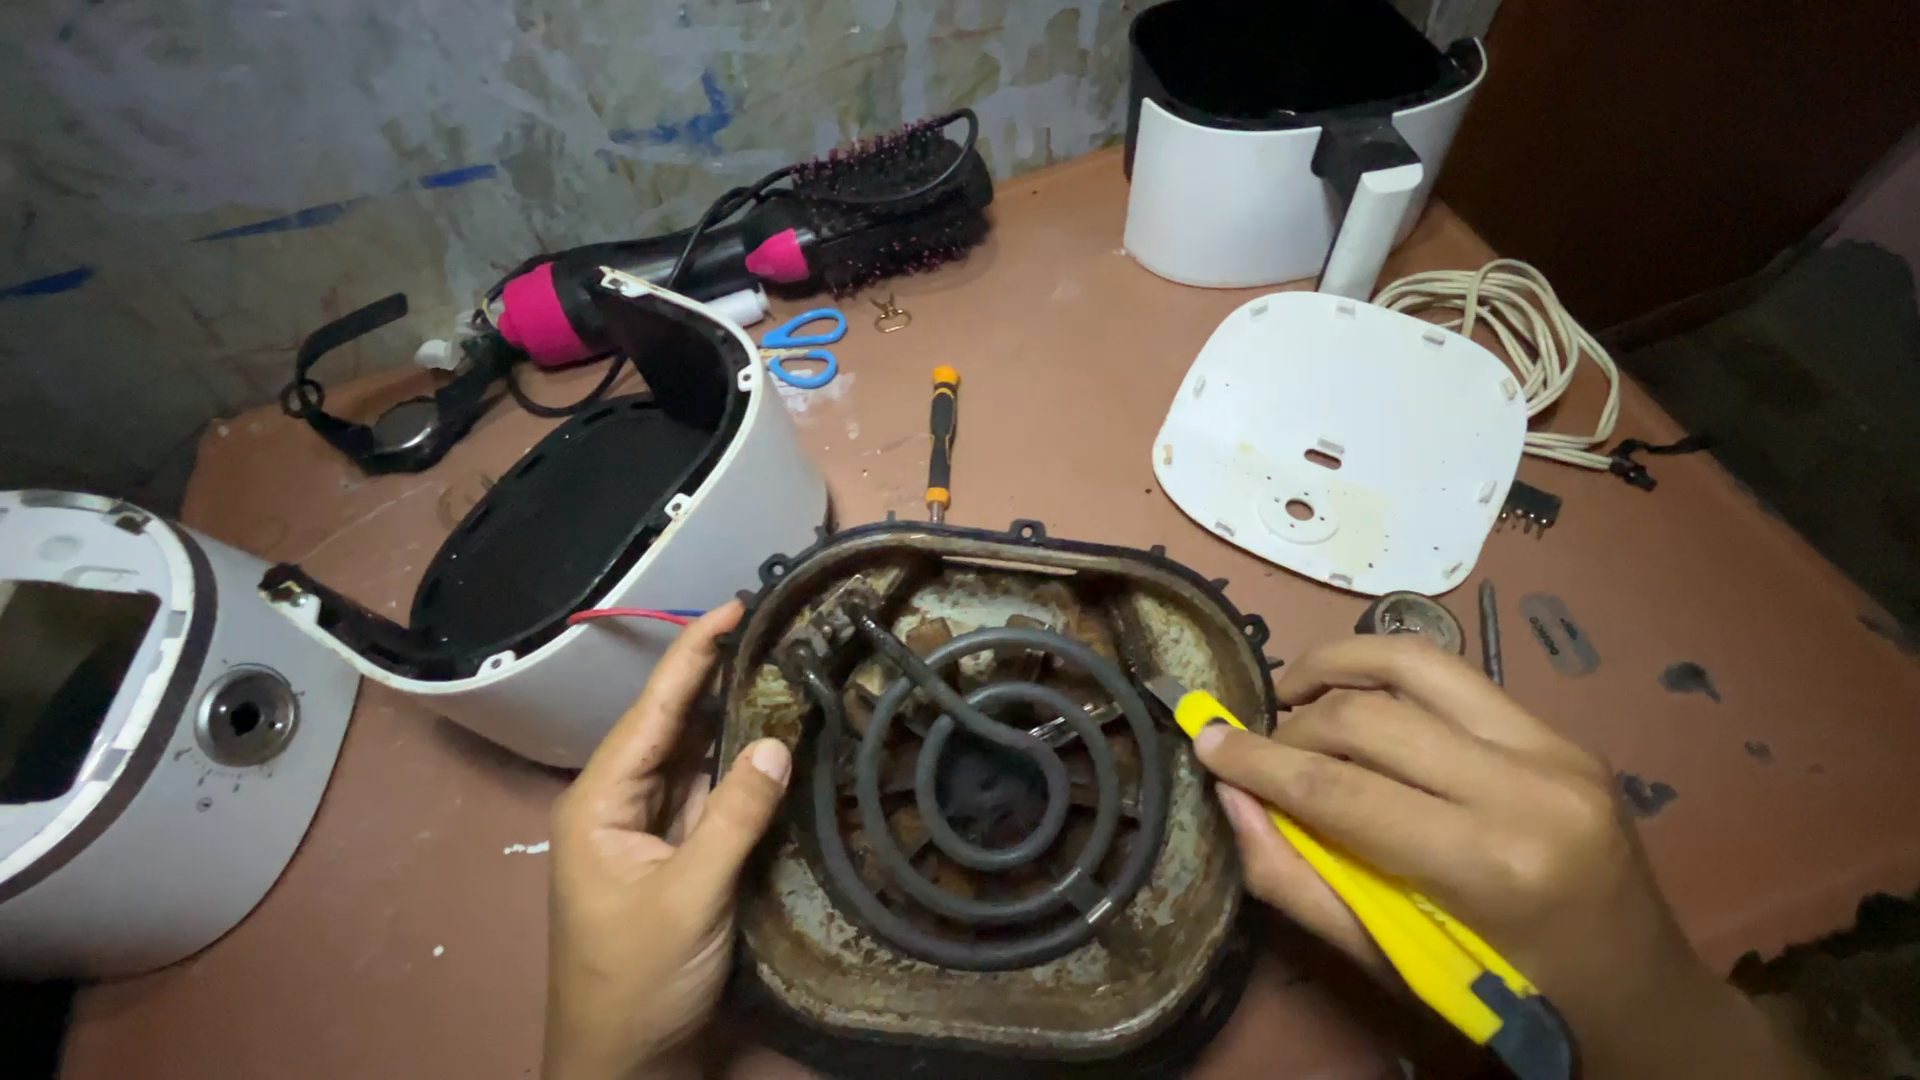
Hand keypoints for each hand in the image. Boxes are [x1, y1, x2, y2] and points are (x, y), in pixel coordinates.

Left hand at [544, 602, 792, 1079]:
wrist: (622, 1062)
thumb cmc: (635, 980)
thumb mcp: (686, 897)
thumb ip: (733, 817)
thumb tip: (777, 741)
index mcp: (601, 799)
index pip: (654, 709)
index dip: (694, 653)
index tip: (735, 607)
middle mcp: (623, 798)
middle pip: (676, 721)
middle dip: (719, 672)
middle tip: (774, 627)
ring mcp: (653, 822)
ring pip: (698, 751)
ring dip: (736, 711)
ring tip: (783, 663)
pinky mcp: (681, 844)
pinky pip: (714, 787)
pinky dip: (744, 758)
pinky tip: (777, 731)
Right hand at [1194, 635, 1817, 1078]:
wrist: (1645, 998)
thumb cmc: (1507, 996)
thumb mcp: (1386, 961)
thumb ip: (1294, 879)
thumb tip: (1230, 795)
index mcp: (1490, 863)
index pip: (1339, 787)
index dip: (1258, 761)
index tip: (1205, 741)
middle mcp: (1529, 786)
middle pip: (1366, 716)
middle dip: (1291, 726)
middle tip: (1258, 747)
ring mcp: (1555, 747)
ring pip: (1411, 661)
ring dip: (1333, 667)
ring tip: (1293, 692)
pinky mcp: (1558, 731)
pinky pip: (1448, 674)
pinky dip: (1382, 673)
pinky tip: (1355, 697)